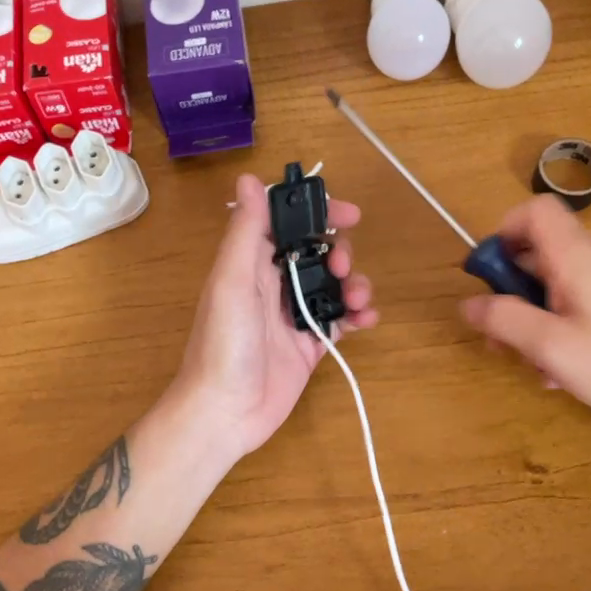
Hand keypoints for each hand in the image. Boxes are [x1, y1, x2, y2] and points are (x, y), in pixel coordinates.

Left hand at [169, 173, 378, 459]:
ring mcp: (292, 317)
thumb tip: (249, 178)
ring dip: (354, 283)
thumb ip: (245, 233)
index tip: (348, 214)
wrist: (225, 412)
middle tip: (344, 268)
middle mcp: (272, 285)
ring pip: (332, 285)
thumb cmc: (223, 344)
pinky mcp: (308, 346)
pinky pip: (339, 321)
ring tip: (359, 298)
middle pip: (316, 252)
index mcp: (249, 263)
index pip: (286, 223)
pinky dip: (358, 315)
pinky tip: (367, 319)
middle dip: (340, 252)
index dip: (316, 213)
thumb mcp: (232, 282)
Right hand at [458, 196, 590, 447]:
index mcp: (577, 258)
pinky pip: (575, 306)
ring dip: (531, 316)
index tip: (487, 274)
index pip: (536, 211)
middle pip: (539, 251)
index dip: (504, 232)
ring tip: (529, 361)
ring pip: (555, 284)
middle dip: (509, 288)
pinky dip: (556, 329)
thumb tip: (468, 303)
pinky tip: (558, 371)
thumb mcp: (550, 346)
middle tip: (497, 333)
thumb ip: (504, 320)